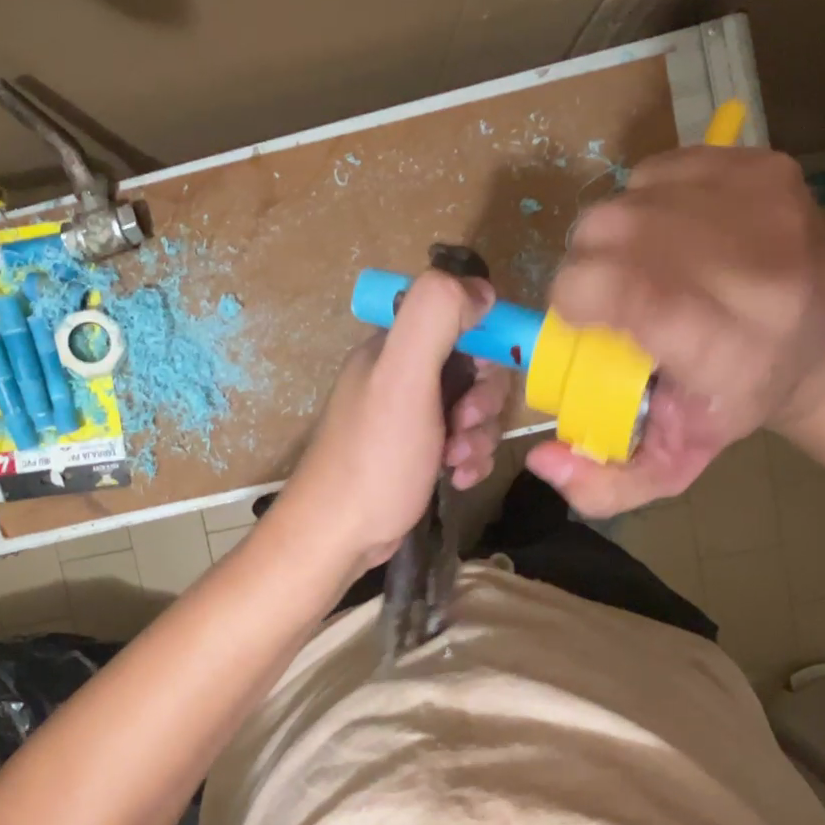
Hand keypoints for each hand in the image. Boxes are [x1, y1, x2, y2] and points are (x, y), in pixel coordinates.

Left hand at [272, 272, 508, 573]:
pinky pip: (459, 443)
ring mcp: (405, 417)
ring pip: (471, 410)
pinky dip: (467, 459)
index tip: (483, 384)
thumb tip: (480, 289)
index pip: (460, 320)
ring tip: (455, 462)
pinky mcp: (412, 454)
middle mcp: (397, 376)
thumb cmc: (373, 457)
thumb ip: (435, 317)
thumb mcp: (402, 377)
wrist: (338, 535)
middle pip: (473, 369)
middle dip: (482, 402)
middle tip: (462, 430)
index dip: (486, 349)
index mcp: (391, 347)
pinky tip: (457, 478)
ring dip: (477, 437)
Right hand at [525, 147, 824, 516]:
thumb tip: (540, 459)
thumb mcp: (673, 466)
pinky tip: (667, 237)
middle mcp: (751, 265)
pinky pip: (654, 172)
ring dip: (611, 239)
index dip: (578, 299)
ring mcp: (759, 204)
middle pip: (608, 233)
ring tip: (639, 269)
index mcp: (726, 345)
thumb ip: (604, 485)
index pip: (625, 291)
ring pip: (623, 199)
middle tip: (604, 301)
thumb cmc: (736, 403)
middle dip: (584, 269)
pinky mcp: (761, 165)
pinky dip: (642, 204)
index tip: (580, 323)